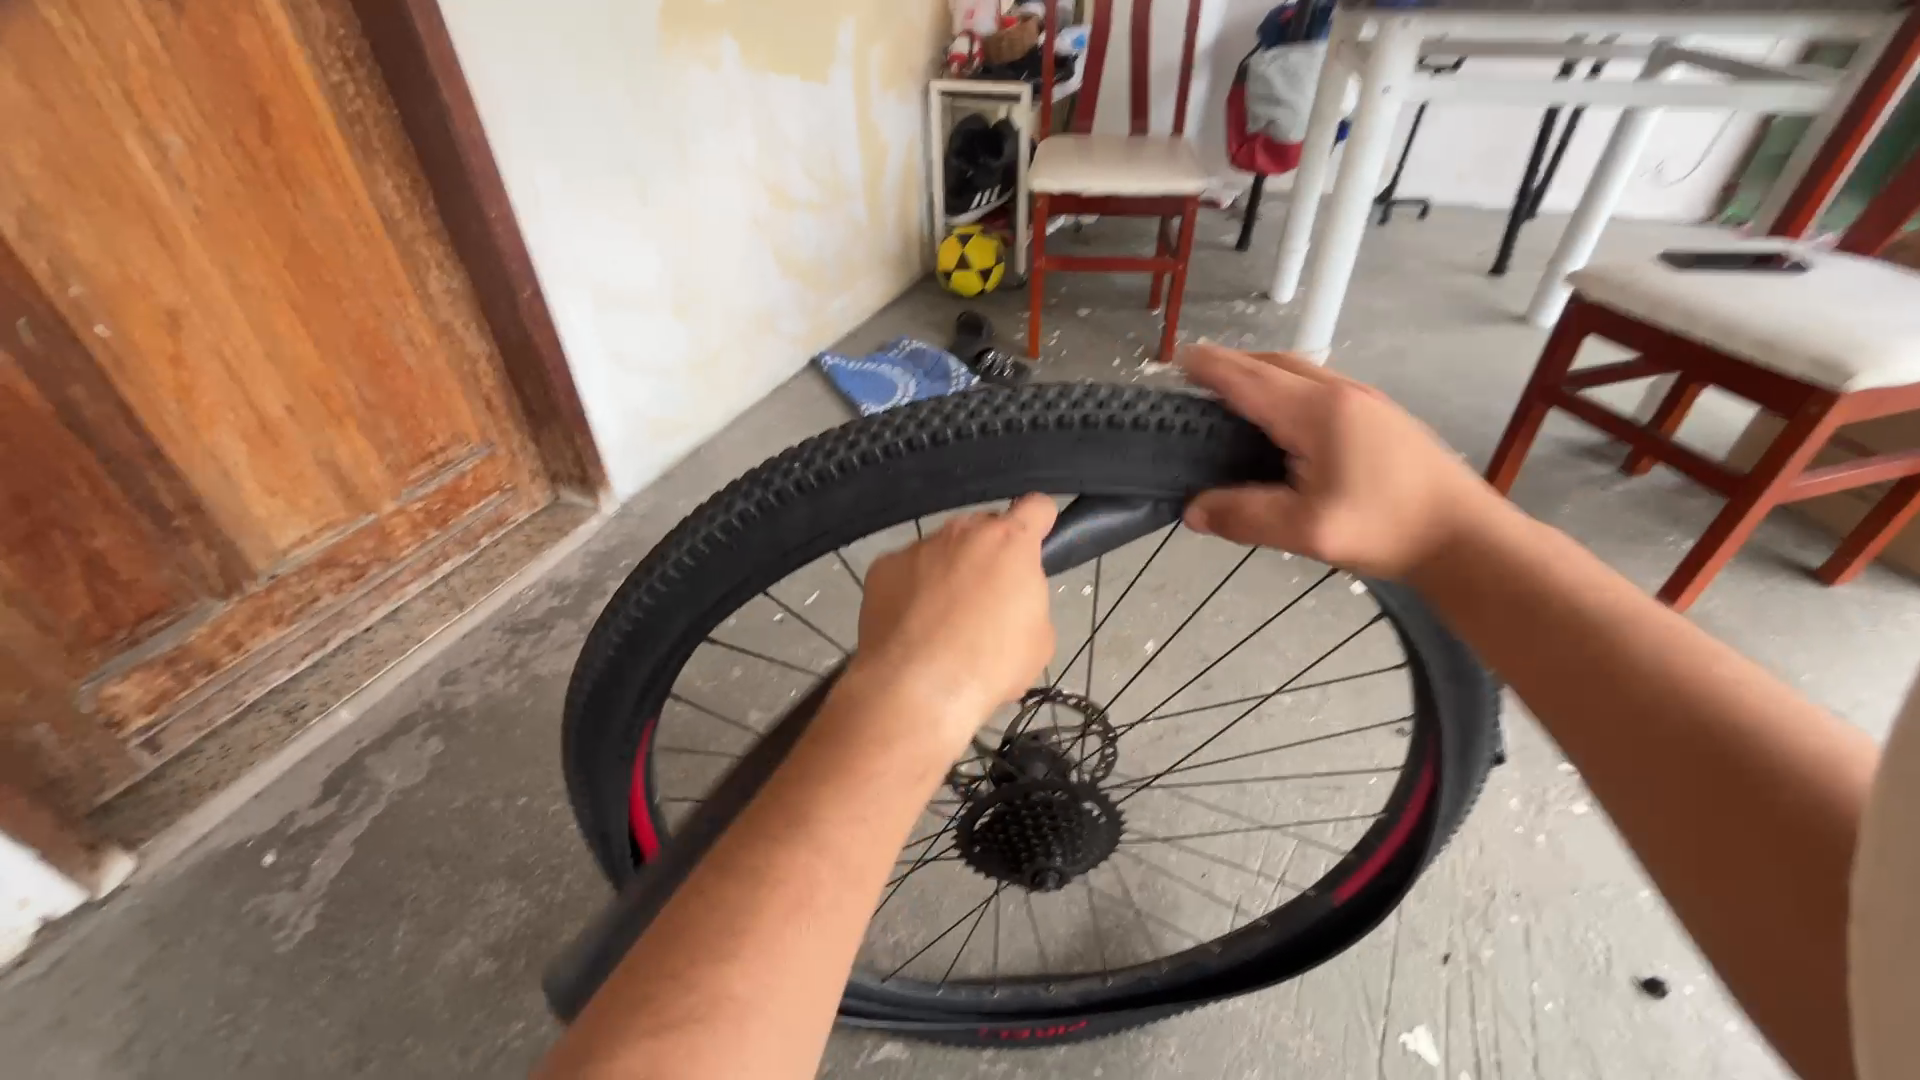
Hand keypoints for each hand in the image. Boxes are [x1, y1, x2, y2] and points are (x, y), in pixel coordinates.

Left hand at [843, 495, 1058, 746]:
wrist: (916, 688)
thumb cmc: (989, 666)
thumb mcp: (1039, 640)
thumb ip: (1028, 601)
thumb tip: (1010, 600)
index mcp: (1009, 543)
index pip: (1036, 507)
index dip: (1039, 524)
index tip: (1035, 543)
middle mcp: (962, 533)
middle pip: (983, 531)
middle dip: (988, 558)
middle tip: (985, 602)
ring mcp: (918, 547)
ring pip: (941, 552)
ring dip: (947, 575)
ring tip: (940, 624)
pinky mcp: (882, 568)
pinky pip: (905, 572)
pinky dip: (909, 592)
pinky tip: (910, 627)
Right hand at [1179, 345, 1505, 580]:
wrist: (1466, 537)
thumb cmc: (1387, 529)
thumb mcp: (1305, 531)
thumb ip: (1243, 517)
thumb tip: (1193, 510)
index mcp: (1318, 412)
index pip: (1249, 379)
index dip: (1210, 367)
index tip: (1177, 357)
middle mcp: (1341, 394)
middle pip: (1275, 364)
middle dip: (1232, 364)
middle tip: (1197, 379)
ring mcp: (1366, 402)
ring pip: (1301, 373)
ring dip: (1261, 374)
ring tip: (1231, 397)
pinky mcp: (1380, 417)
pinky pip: (1320, 388)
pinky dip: (1286, 389)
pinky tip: (1282, 420)